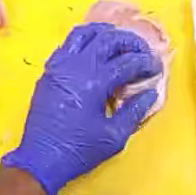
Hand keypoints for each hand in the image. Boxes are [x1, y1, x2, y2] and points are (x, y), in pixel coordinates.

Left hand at [0, 22, 162, 194]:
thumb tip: (149, 93)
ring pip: (85, 34)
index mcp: (94, 82)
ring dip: (105, 34)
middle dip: (130, 42)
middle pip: (108, 39)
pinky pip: (68, 45)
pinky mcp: (48, 73)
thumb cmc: (78, 151)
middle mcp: (75, 67)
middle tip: (142, 51)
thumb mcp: (114, 137)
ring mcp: (59, 67)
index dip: (145, 63)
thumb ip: (134, 112)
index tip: (155, 69)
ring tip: (119, 44)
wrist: (40, 160)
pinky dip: (85, 42)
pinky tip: (93, 53)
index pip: (127, 61)